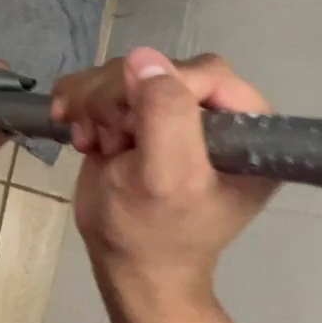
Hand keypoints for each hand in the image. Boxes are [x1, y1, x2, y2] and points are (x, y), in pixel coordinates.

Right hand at [53, 48, 277, 296]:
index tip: (131, 128)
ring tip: (92, 142)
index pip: (203, 72)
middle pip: (155, 68)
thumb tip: (144, 58)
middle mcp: (211, 113)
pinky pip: (95, 83)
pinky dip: (75, 101)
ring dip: (91, 104)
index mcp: (246, 127)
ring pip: (119, 72)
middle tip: (108, 141)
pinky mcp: (129, 115)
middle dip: (116, 100)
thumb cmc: (154, 233)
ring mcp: (166, 113)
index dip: (159, 88)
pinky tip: (75, 131)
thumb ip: (165, 116)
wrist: (126, 265)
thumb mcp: (165, 178)